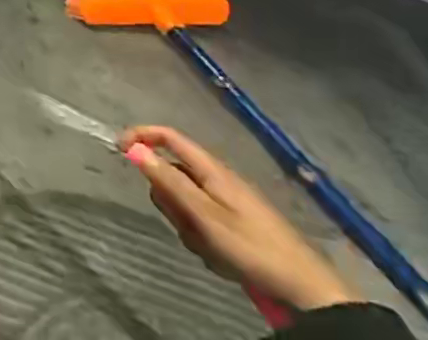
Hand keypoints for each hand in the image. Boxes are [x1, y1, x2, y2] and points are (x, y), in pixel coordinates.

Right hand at [120, 125, 360, 312]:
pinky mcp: (235, 224)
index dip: (140, 136)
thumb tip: (132, 147)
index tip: (118, 149)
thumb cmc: (252, 246)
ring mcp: (228, 202)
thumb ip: (167, 180)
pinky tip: (218, 255)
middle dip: (168, 197)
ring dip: (185, 222)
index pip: (168, 136)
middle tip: (182, 220)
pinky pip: (201, 220)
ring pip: (184, 200)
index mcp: (211, 169)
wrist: (308, 291)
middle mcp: (217, 179)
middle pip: (172, 173)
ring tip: (205, 245)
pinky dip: (201, 236)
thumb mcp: (203, 214)